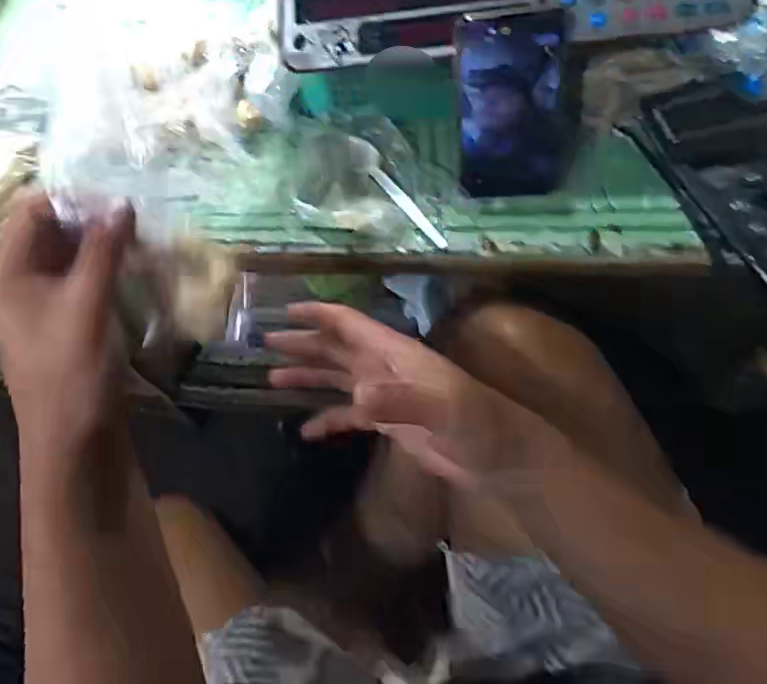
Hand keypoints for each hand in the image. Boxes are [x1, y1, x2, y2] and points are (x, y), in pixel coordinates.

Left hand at [0, 193, 134, 450]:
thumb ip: (103, 249)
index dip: (72, 197)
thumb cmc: (70, 373)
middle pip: (52, 226)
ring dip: (104, 235)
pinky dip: (109, 258)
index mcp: (6, 271)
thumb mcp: (87, 305)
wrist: (75, 443)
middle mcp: (20, 277)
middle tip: (136, 209)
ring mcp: (44, 295)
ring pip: (72, 247)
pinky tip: (138, 254)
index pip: (32, 210)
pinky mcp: (68, 310)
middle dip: (92, 213)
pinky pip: (85, 269)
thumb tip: (122, 201)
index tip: (117, 194)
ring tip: (142, 227)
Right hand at [265, 303, 545, 488]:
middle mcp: (382, 367)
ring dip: (308, 376)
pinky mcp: (388, 422)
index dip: (318, 313)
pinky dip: (326, 420)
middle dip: (303, 343)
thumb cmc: (474, 421)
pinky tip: (305, 430)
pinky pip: (347, 416)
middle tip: (267, 341)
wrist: (499, 456)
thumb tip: (358, 396)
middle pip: (335, 347)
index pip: (348, 324)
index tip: (286, 310)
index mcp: (392, 352)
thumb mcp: (440, 409)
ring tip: (272, 378)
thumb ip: (400, 401)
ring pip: (337, 378)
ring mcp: (385, 394)